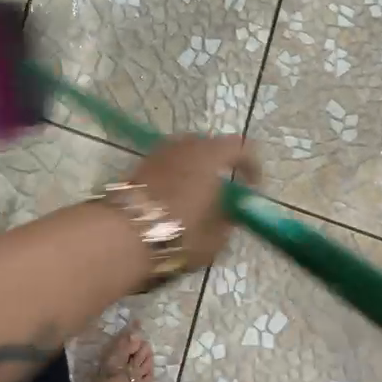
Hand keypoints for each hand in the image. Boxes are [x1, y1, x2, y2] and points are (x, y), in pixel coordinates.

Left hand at [127, 136, 259, 268]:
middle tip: (226, 185)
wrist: (127, 230)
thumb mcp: (215, 237)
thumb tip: (231, 213)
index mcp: (210, 157)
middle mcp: (186, 146)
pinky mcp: (143, 161)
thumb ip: (228, 220)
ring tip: (201, 189)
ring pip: (187, 149)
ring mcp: (162, 151)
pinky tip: (177, 192)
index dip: (251, 163)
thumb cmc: (179, 232)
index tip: (254, 185)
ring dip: (198, 164)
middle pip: (211, 144)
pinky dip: (179, 169)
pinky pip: (170, 158)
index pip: (240, 147)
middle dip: (222, 161)